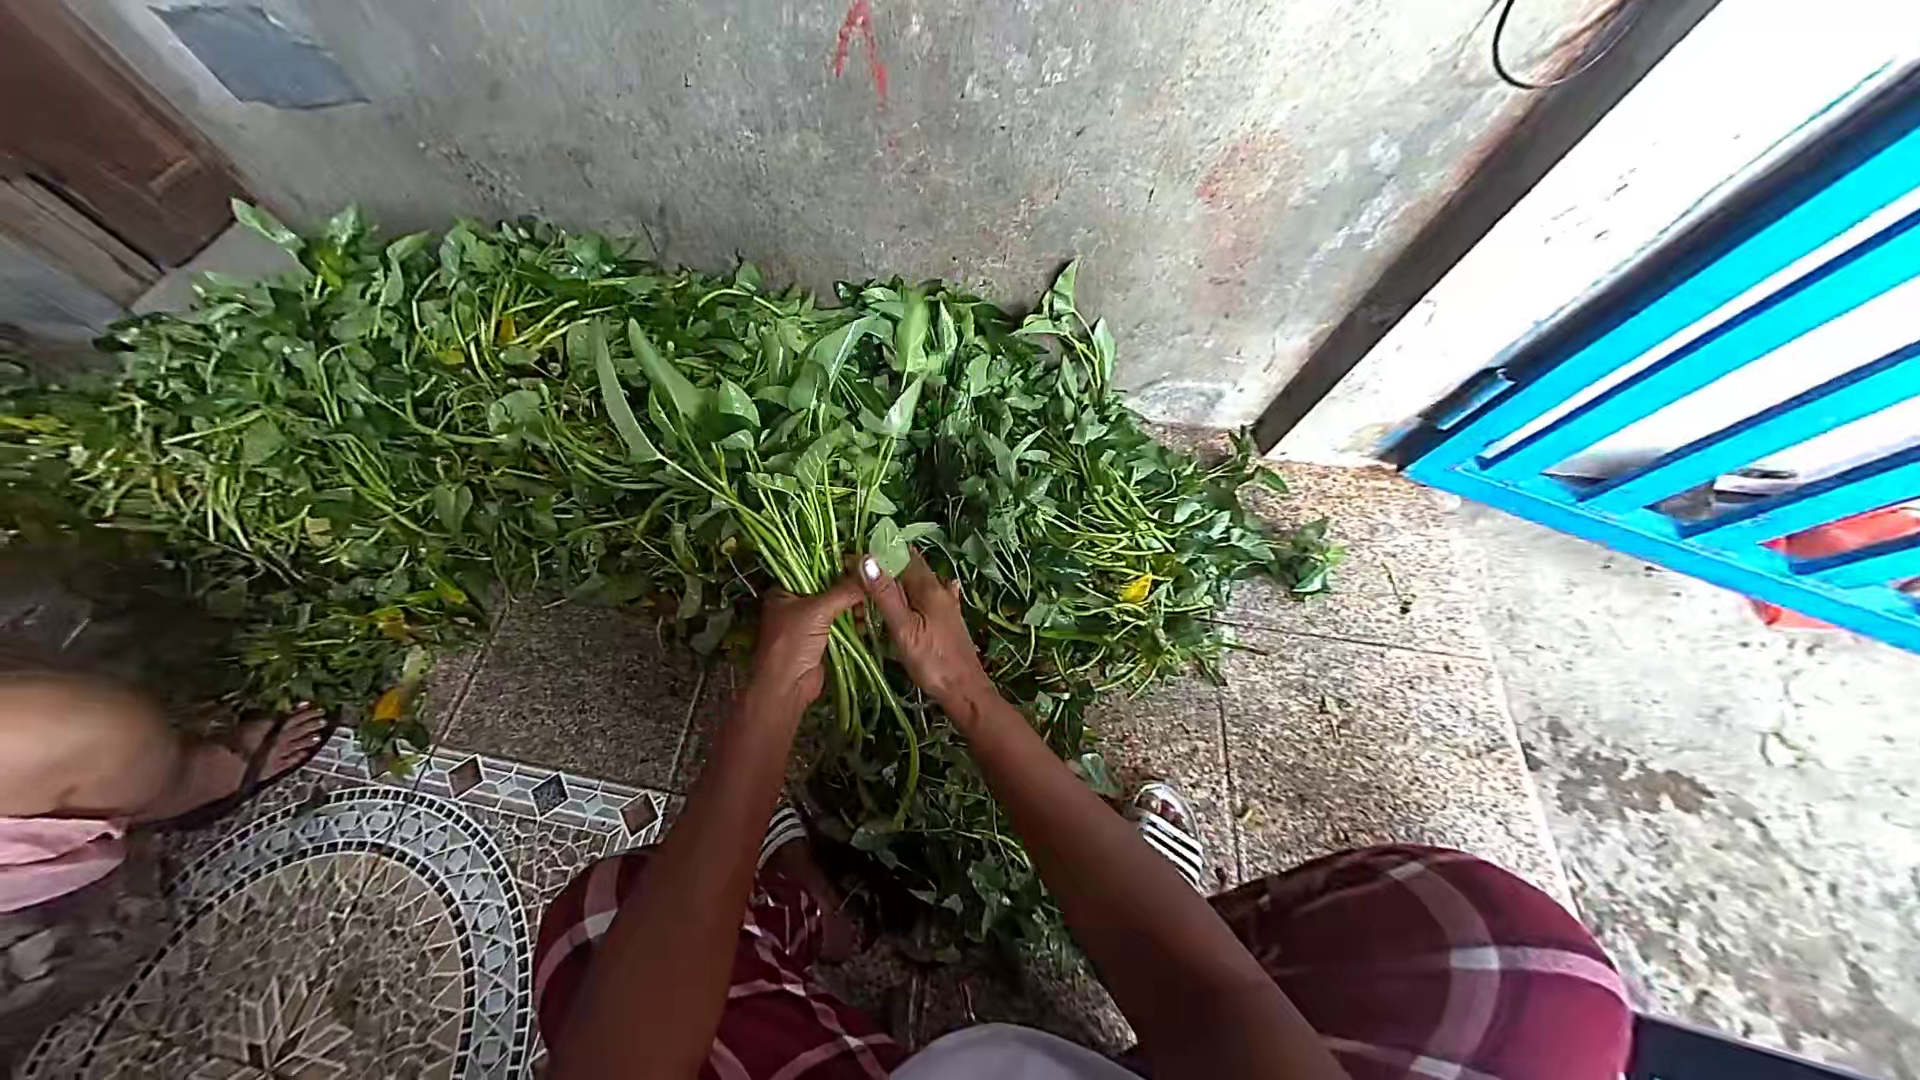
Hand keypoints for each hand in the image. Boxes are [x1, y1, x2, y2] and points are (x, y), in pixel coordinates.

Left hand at [745, 575, 865, 712]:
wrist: (786, 688)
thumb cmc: (792, 643)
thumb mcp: (817, 611)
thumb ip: (844, 591)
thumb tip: (871, 572)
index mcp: (785, 589)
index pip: (814, 567)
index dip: (837, 563)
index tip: (863, 559)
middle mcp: (797, 602)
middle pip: (829, 586)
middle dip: (851, 585)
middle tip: (874, 580)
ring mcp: (811, 621)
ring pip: (839, 605)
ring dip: (856, 604)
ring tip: (874, 600)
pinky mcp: (824, 637)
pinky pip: (844, 622)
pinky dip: (856, 620)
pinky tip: (870, 617)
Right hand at [858, 549, 996, 713]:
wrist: (964, 689)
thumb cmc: (931, 661)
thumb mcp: (903, 628)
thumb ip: (885, 594)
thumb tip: (866, 558)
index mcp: (928, 587)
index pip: (902, 556)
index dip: (879, 553)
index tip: (853, 557)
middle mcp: (940, 589)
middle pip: (911, 567)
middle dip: (887, 564)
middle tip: (857, 571)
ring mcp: (947, 604)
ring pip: (919, 582)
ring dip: (899, 579)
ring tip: (876, 583)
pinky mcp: (948, 619)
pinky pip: (928, 596)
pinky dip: (914, 593)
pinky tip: (917, 594)